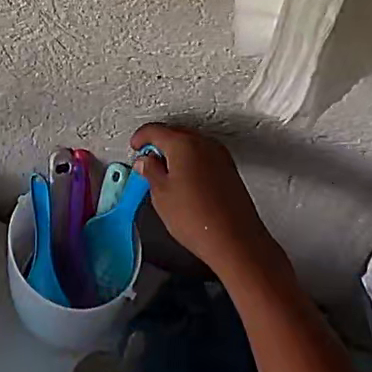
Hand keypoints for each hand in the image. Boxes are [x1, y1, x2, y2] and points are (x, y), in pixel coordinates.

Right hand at [131, 123, 285, 283]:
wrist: (235, 241)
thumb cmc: (199, 220)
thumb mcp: (161, 195)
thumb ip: (150, 171)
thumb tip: (146, 162)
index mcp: (183, 144)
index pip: (155, 130)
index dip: (141, 138)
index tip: (136, 146)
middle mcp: (204, 143)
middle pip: (175, 133)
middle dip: (159, 144)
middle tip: (146, 159)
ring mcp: (220, 155)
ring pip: (191, 144)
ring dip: (176, 152)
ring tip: (165, 174)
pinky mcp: (229, 169)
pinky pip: (204, 156)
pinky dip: (192, 161)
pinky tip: (185, 181)